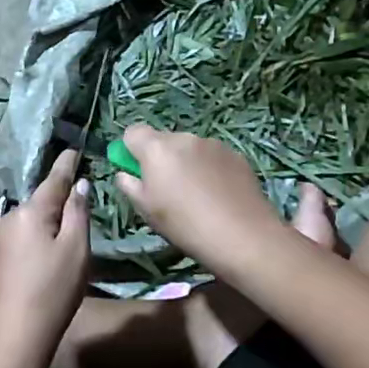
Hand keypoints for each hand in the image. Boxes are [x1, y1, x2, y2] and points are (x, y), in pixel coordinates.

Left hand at [0, 149, 91, 367]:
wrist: (11, 337)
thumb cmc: (51, 292)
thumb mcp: (75, 250)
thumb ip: (77, 213)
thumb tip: (78, 185)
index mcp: (30, 211)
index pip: (54, 179)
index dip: (66, 164)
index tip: (74, 149)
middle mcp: (10, 217)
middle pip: (42, 199)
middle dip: (60, 194)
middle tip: (82, 189)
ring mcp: (1, 238)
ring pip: (33, 218)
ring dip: (51, 217)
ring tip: (72, 220)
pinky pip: (26, 235)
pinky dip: (41, 234)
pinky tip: (52, 245)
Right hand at [112, 124, 288, 271]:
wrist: (243, 235)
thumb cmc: (184, 224)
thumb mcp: (146, 210)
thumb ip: (129, 185)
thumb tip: (125, 174)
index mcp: (156, 149)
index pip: (132, 132)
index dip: (130, 149)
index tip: (136, 171)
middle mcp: (184, 138)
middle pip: (162, 140)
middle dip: (160, 157)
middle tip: (167, 188)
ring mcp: (212, 144)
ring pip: (189, 148)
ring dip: (186, 162)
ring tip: (196, 194)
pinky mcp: (235, 155)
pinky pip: (211, 156)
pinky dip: (208, 168)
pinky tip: (217, 194)